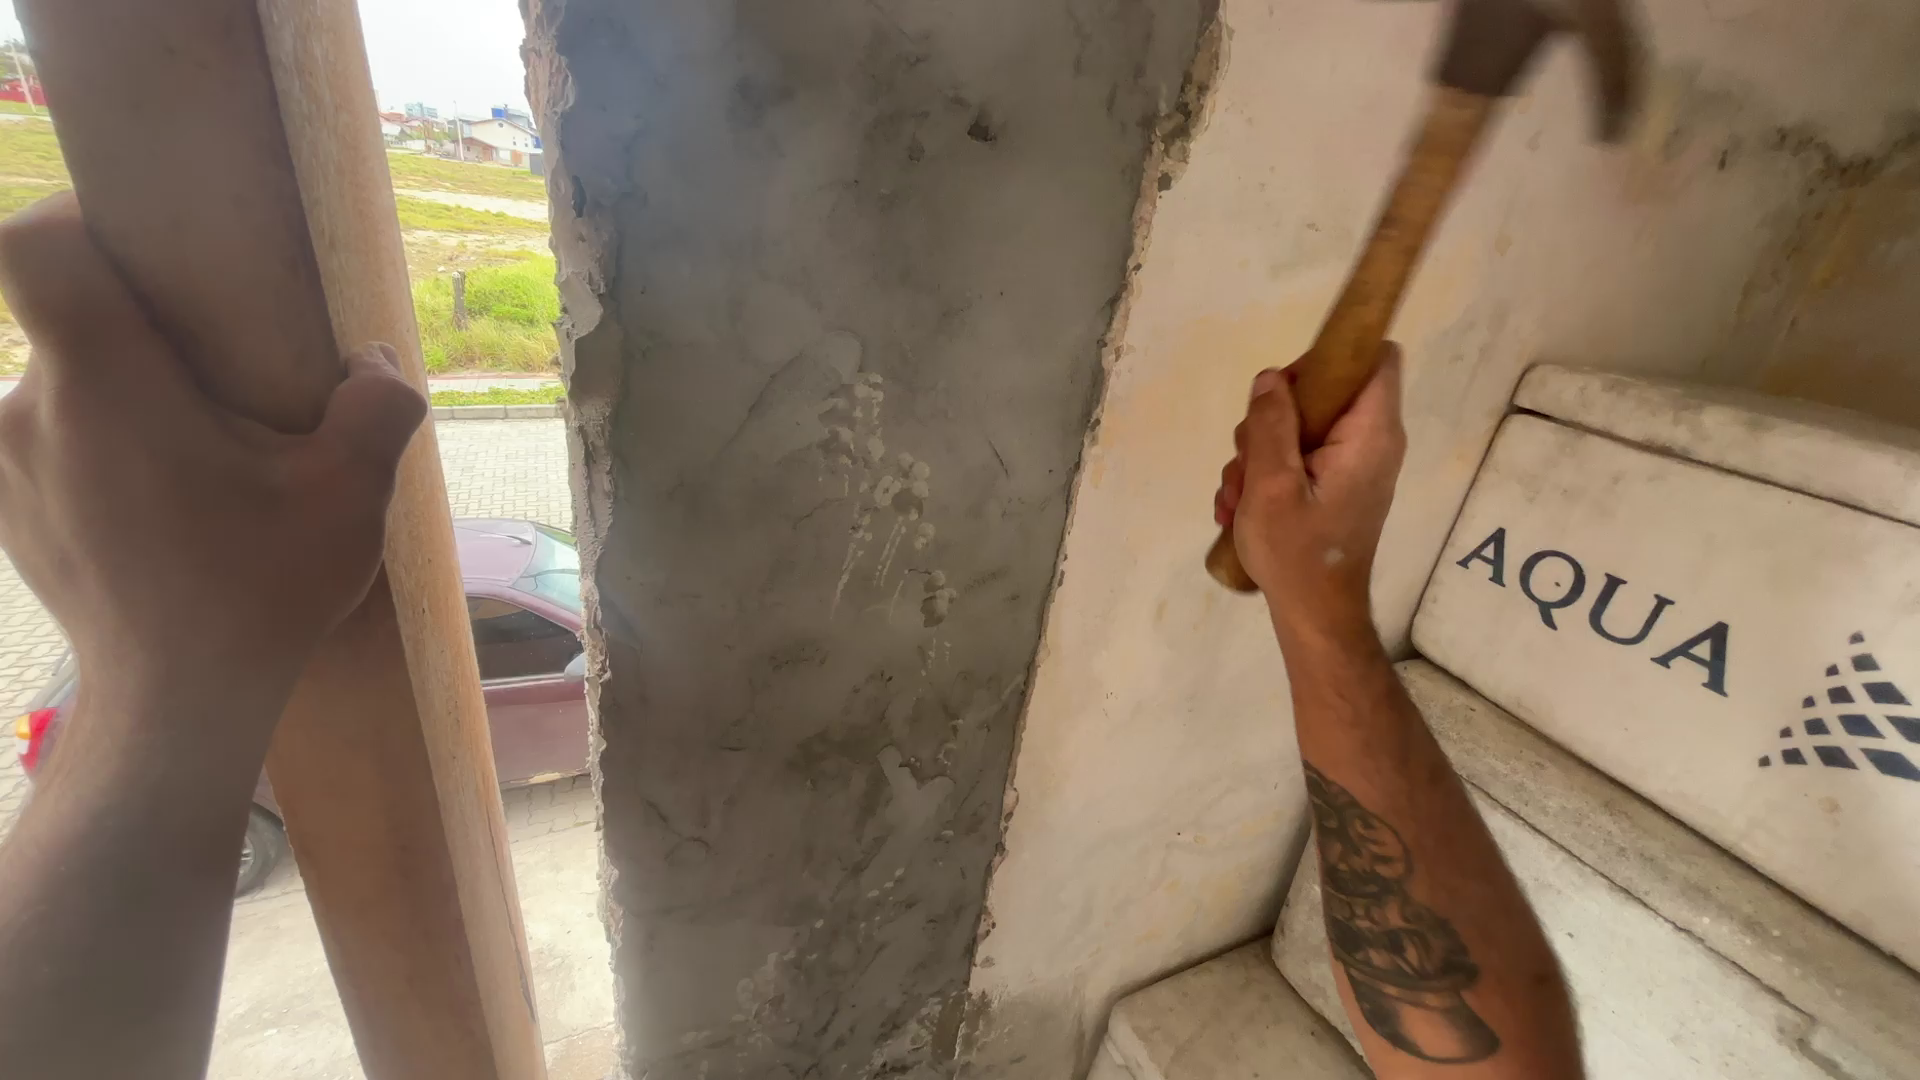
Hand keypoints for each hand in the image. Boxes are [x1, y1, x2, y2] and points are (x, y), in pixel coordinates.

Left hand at [0, 195, 425, 706]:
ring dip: (149, 399)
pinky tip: (183, 506)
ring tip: (225, 465)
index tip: (157, 240)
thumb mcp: (357, 494)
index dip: (85, 218)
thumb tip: (376, 359)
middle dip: (165, 337)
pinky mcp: (7, 504)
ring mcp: (5, 461)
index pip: (40, 250)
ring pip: (76, 386)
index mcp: (112, 394)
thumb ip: (380, 409)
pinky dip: (120, 445)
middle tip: (250, 394)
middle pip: (79, 322)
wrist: (184, 692)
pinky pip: (59, 438)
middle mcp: (30, 411)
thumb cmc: (269, 584)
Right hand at [1213, 344, 1404, 641]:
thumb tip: (1271, 379)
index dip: (1327, 360)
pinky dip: (1265, 477)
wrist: (1314, 614)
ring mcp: (1352, 467)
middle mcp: (1370, 443)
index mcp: (1369, 435)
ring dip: (1256, 456)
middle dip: (1270, 421)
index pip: (1373, 359)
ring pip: (1299, 429)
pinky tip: (1240, 508)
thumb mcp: (1270, 485)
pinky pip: (1297, 459)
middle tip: (1247, 460)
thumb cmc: (1297, 552)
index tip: (1282, 392)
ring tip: (1236, 497)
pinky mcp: (1335, 487)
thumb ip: (1270, 426)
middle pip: (1322, 395)